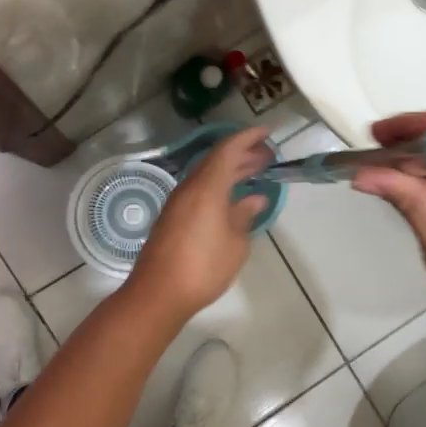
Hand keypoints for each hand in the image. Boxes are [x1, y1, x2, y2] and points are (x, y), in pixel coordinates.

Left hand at [126, 127, 272, 319]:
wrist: (158, 293)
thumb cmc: (203, 267)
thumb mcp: (235, 243)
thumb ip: (244, 216)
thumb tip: (254, 199)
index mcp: (207, 187)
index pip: (228, 149)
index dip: (248, 137)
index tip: (268, 133)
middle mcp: (189, 188)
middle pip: (217, 160)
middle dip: (243, 154)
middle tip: (267, 156)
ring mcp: (177, 202)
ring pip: (207, 175)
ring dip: (230, 170)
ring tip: (254, 173)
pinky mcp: (172, 218)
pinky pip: (199, 190)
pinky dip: (219, 185)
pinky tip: (232, 198)